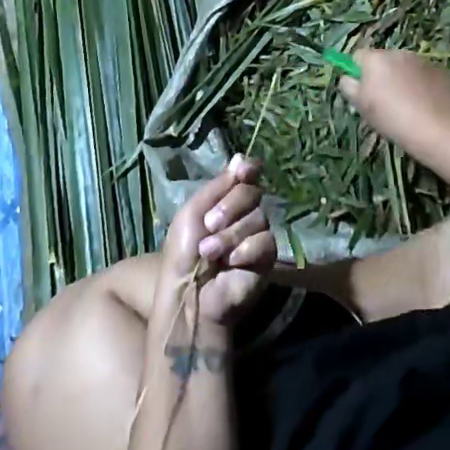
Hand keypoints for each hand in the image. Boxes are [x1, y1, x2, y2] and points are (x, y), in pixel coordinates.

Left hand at [159, 154, 272, 328]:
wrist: (189, 292)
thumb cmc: (183, 252)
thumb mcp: (193, 212)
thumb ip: (218, 186)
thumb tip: (241, 157)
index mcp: (224, 200)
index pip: (245, 176)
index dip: (248, 170)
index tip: (244, 170)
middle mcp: (243, 214)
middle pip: (251, 193)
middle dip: (230, 207)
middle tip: (209, 224)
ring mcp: (256, 235)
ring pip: (258, 218)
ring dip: (231, 235)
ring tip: (211, 252)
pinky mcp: (266, 258)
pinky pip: (265, 242)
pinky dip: (246, 250)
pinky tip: (232, 263)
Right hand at [339, 49, 449, 152]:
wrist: (442, 130)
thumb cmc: (394, 119)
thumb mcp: (362, 107)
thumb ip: (349, 87)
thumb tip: (349, 78)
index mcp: (376, 59)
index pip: (358, 56)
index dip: (358, 72)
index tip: (363, 92)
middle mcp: (399, 53)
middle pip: (382, 60)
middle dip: (381, 75)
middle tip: (384, 101)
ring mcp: (423, 61)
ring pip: (404, 67)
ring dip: (401, 79)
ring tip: (407, 106)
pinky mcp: (442, 71)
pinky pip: (423, 75)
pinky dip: (421, 85)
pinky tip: (425, 105)